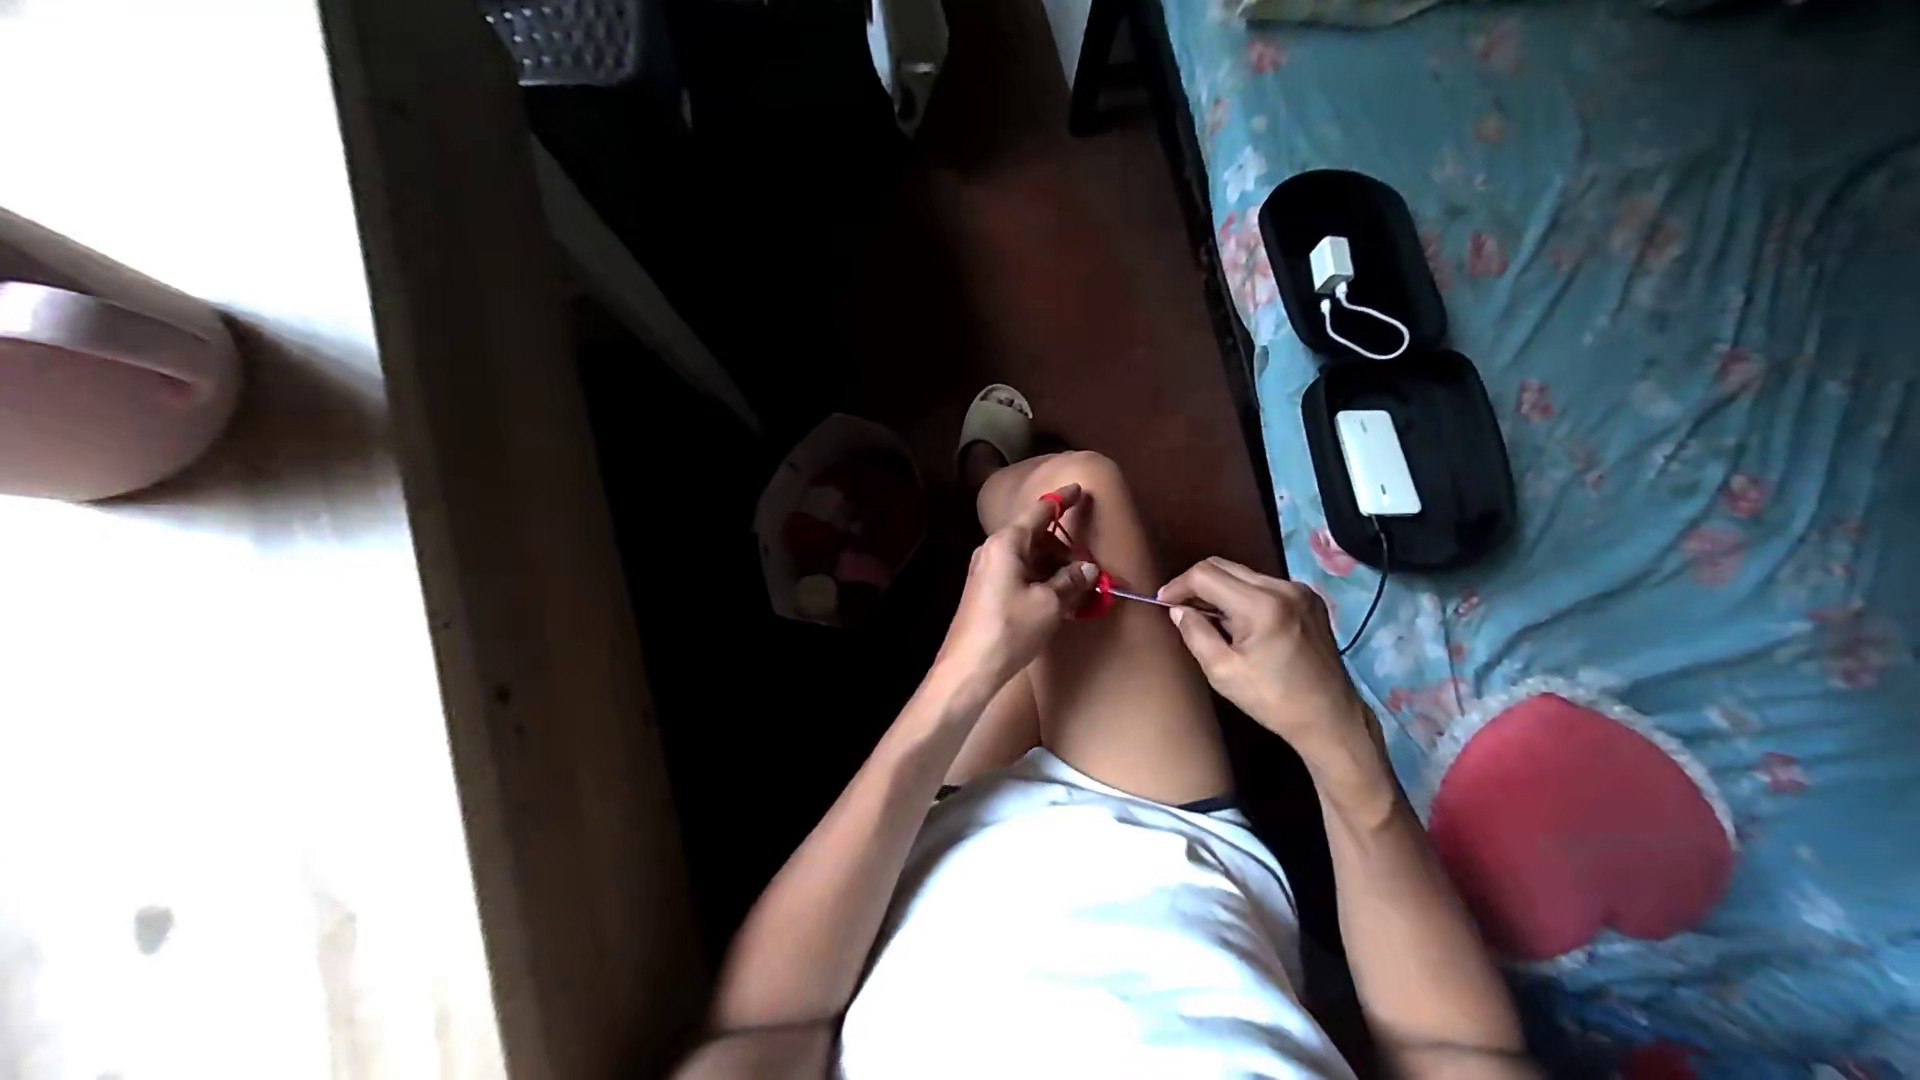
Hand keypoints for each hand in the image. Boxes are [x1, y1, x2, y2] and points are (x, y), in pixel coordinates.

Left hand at [936, 484, 1098, 686]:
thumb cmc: (1009, 630)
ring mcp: (986, 571)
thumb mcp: (1049, 604)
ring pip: (1028, 558)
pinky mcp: (985, 592)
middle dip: (1064, 549)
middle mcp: (992, 550)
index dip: (1062, 500)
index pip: (1039, 510)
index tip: (1080, 490)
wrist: (967, 669)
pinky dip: (1040, 581)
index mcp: (1006, 543)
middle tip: (1088, 569)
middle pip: (1035, 536)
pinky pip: (1019, 575)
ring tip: (1077, 590)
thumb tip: (1088, 569)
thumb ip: (1071, 581)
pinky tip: (1057, 601)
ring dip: (1054, 569)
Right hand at [1158, 558, 1393, 810]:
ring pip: (1243, 573)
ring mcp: (1300, 591)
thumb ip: (1195, 634)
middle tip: (1180, 608)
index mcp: (1262, 605)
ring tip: (1207, 617)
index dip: (1178, 585)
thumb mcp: (1223, 672)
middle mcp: (1283, 588)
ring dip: (1219, 589)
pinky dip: (1241, 595)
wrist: (1331, 717)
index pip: (1205, 574)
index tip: (1163, 602)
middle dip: (1196, 584)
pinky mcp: (1309, 599)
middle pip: (1224, 566)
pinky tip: (1236, 621)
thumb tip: (1177, 609)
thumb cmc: (1274, 700)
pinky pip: (1262, 584)